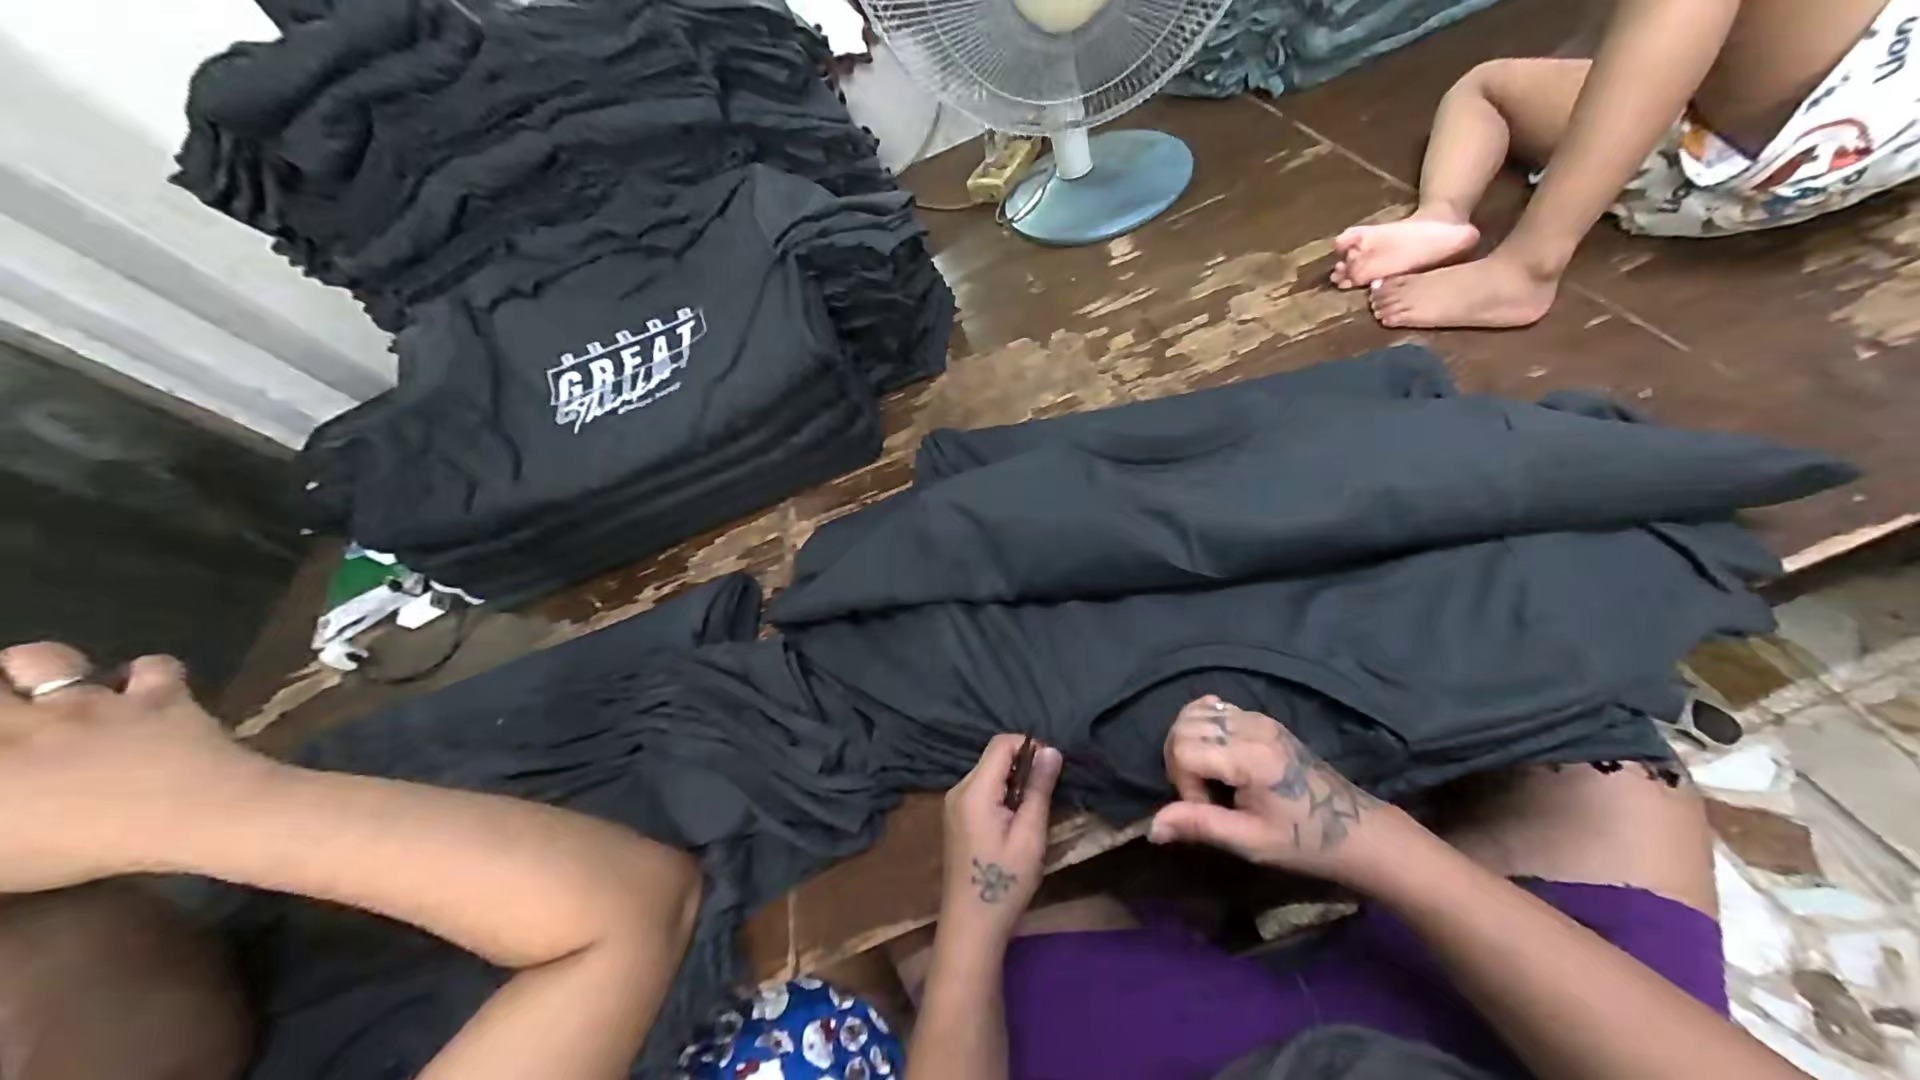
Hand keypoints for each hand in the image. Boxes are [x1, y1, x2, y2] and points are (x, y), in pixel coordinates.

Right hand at [0, 642, 274, 892]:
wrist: (187, 810)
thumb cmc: (76, 845)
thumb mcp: (0, 848)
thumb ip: (3, 809)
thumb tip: (11, 788)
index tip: (0, 748)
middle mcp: (24, 722)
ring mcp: (96, 702)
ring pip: (40, 657)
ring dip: (30, 666)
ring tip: (34, 684)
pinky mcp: (162, 696)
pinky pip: (152, 665)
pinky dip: (143, 671)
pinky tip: (141, 686)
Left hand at [937, 734, 1061, 943]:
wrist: (970, 926)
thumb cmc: (1005, 882)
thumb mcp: (1030, 835)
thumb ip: (1039, 789)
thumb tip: (1052, 750)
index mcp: (974, 790)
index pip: (1000, 744)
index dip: (1029, 746)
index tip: (1051, 768)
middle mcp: (958, 789)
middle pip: (993, 757)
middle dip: (1023, 765)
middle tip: (1047, 791)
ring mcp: (953, 804)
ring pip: (988, 773)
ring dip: (1013, 781)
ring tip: (1033, 809)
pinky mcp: (955, 817)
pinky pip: (981, 789)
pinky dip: (1001, 793)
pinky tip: (1015, 820)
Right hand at [1149, 697, 1409, 884]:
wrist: (1357, 830)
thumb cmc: (1304, 841)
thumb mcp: (1250, 842)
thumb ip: (1199, 826)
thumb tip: (1151, 828)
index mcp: (1251, 758)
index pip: (1184, 750)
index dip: (1183, 782)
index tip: (1206, 809)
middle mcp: (1252, 728)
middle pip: (1183, 726)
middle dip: (1180, 761)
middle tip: (1205, 794)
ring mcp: (1258, 718)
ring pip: (1193, 712)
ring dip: (1188, 742)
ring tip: (1210, 775)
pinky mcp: (1262, 718)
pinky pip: (1213, 707)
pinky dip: (1202, 727)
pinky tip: (1216, 755)